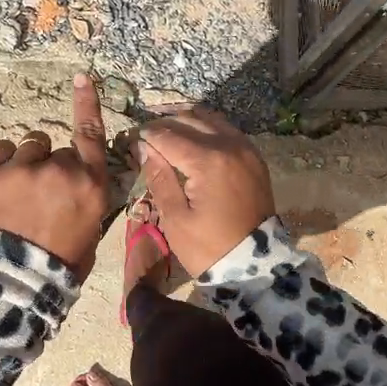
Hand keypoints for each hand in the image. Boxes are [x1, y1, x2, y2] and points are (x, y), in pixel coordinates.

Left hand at [0, 73, 111, 278]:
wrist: (10, 282)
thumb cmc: (58, 268)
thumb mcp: (90, 237)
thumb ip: (87, 202)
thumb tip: (77, 188)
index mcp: (91, 186)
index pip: (91, 135)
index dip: (86, 104)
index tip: (80, 77)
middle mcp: (62, 169)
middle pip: (59, 150)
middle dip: (53, 168)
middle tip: (41, 199)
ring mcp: (24, 168)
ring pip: (29, 147)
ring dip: (26, 165)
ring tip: (17, 196)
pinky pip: (0, 150)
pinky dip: (1, 164)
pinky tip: (0, 188)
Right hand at [137, 107, 275, 276]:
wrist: (253, 265)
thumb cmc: (208, 246)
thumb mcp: (175, 217)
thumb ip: (159, 177)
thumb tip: (143, 147)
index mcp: (209, 161)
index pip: (169, 136)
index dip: (147, 136)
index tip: (132, 139)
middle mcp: (230, 146)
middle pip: (191, 121)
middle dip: (165, 123)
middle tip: (146, 132)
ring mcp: (247, 150)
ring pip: (212, 120)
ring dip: (187, 120)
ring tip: (166, 128)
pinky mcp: (254, 159)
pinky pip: (228, 131)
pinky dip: (208, 128)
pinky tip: (193, 136)